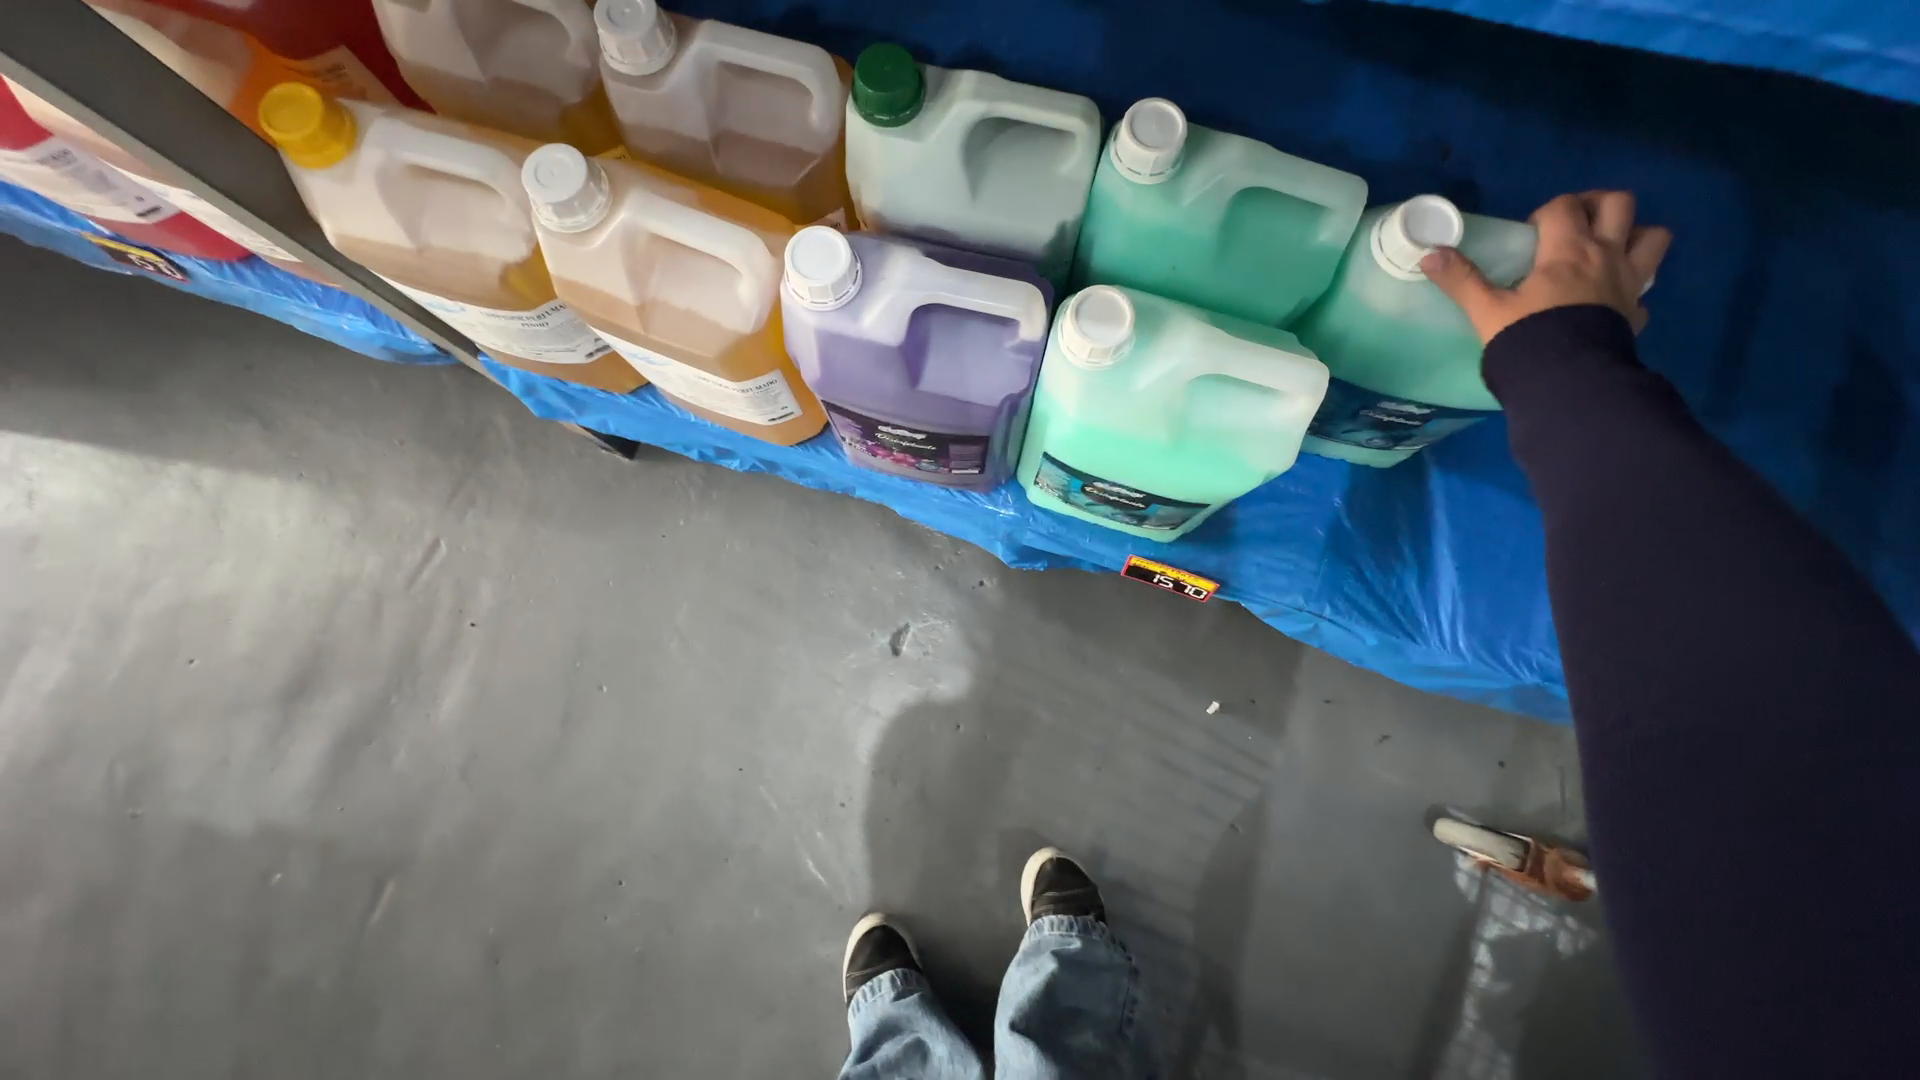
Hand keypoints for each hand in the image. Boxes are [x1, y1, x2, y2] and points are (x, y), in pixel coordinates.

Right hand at [1421, 191, 1671, 343]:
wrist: (1566, 378)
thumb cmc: (1525, 337)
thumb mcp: (1486, 309)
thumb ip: (1461, 280)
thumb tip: (1429, 254)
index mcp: (1568, 251)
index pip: (1564, 207)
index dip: (1545, 212)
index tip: (1530, 233)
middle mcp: (1606, 256)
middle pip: (1619, 204)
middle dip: (1596, 205)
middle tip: (1574, 224)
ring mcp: (1629, 282)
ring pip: (1653, 236)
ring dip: (1633, 234)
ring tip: (1607, 250)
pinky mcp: (1636, 311)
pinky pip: (1645, 288)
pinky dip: (1633, 286)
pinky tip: (1612, 298)